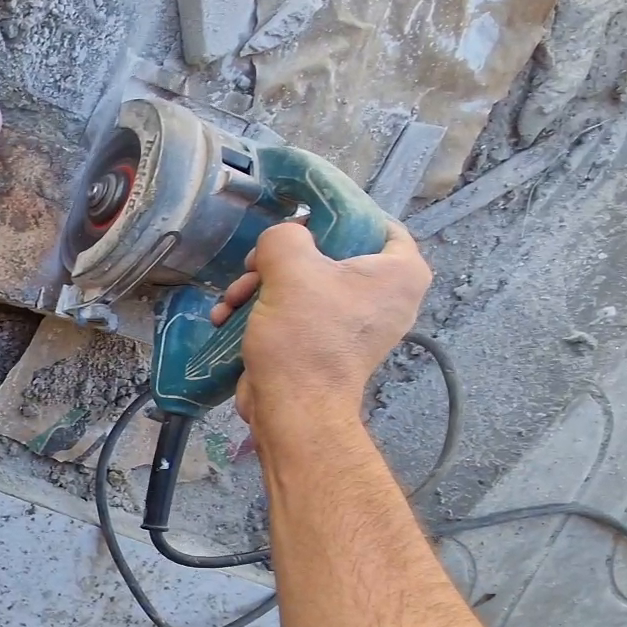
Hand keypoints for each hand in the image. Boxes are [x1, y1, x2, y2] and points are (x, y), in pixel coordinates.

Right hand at [211, 221, 432, 437]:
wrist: (292, 407)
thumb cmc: (303, 338)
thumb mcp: (289, 272)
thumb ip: (284, 238)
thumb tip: (278, 240)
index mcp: (400, 271)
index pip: (370, 223)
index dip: (327, 219)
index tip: (288, 228)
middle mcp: (386, 296)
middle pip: (324, 258)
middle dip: (274, 266)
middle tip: (248, 274)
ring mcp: (353, 325)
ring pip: (300, 288)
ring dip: (256, 292)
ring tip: (227, 306)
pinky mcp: (323, 347)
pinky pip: (293, 316)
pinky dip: (260, 316)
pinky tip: (226, 323)